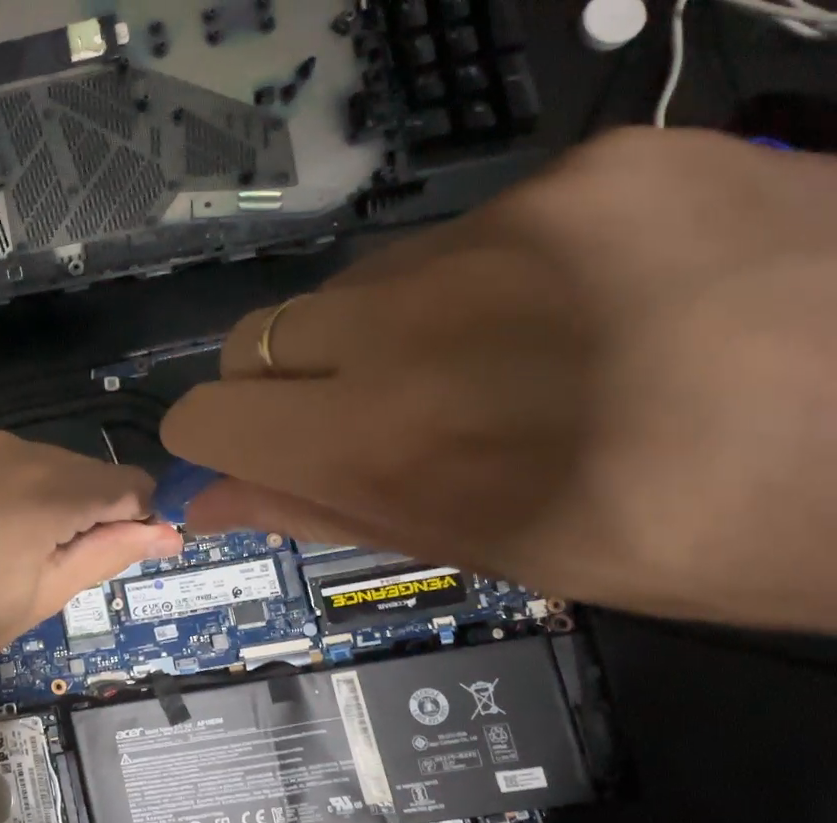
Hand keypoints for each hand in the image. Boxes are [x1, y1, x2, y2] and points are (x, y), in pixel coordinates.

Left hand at [0, 431, 181, 726]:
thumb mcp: (45, 594)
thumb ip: (110, 552)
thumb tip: (168, 532)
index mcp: (47, 489)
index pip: (125, 484)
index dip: (137, 517)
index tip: (124, 550)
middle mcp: (9, 451)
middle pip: (80, 469)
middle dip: (87, 508)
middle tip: (56, 563)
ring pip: (34, 463)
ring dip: (43, 497)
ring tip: (9, 551)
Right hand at [162, 128, 836, 631]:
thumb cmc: (717, 534)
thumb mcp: (504, 553)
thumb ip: (330, 513)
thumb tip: (208, 499)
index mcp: (394, 441)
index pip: (208, 413)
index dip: (222, 441)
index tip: (262, 456)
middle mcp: (420, 320)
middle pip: (259, 336)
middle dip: (291, 385)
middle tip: (378, 418)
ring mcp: (508, 226)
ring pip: (356, 283)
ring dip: (386, 330)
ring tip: (500, 360)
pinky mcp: (592, 166)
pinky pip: (465, 231)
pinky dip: (484, 278)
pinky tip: (578, 305)